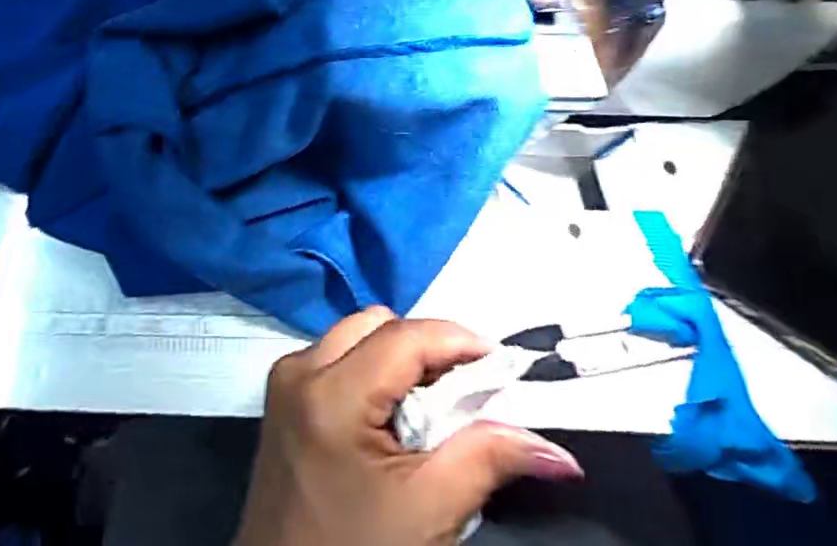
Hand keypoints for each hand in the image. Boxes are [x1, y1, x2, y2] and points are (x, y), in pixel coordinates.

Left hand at [234, 307, 584, 545]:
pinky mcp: (282, 394)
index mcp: (330, 395)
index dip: (456, 340)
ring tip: (432, 405)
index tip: (500, 361)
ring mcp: (285, 379)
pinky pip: (336, 355)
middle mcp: (301, 369)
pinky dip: (372, 368)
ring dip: (399, 357)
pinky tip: (394, 414)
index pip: (403, 338)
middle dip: (426, 347)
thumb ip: (487, 460)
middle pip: (376, 325)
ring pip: (355, 334)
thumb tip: (554, 451)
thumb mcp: (429, 512)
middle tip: (464, 390)